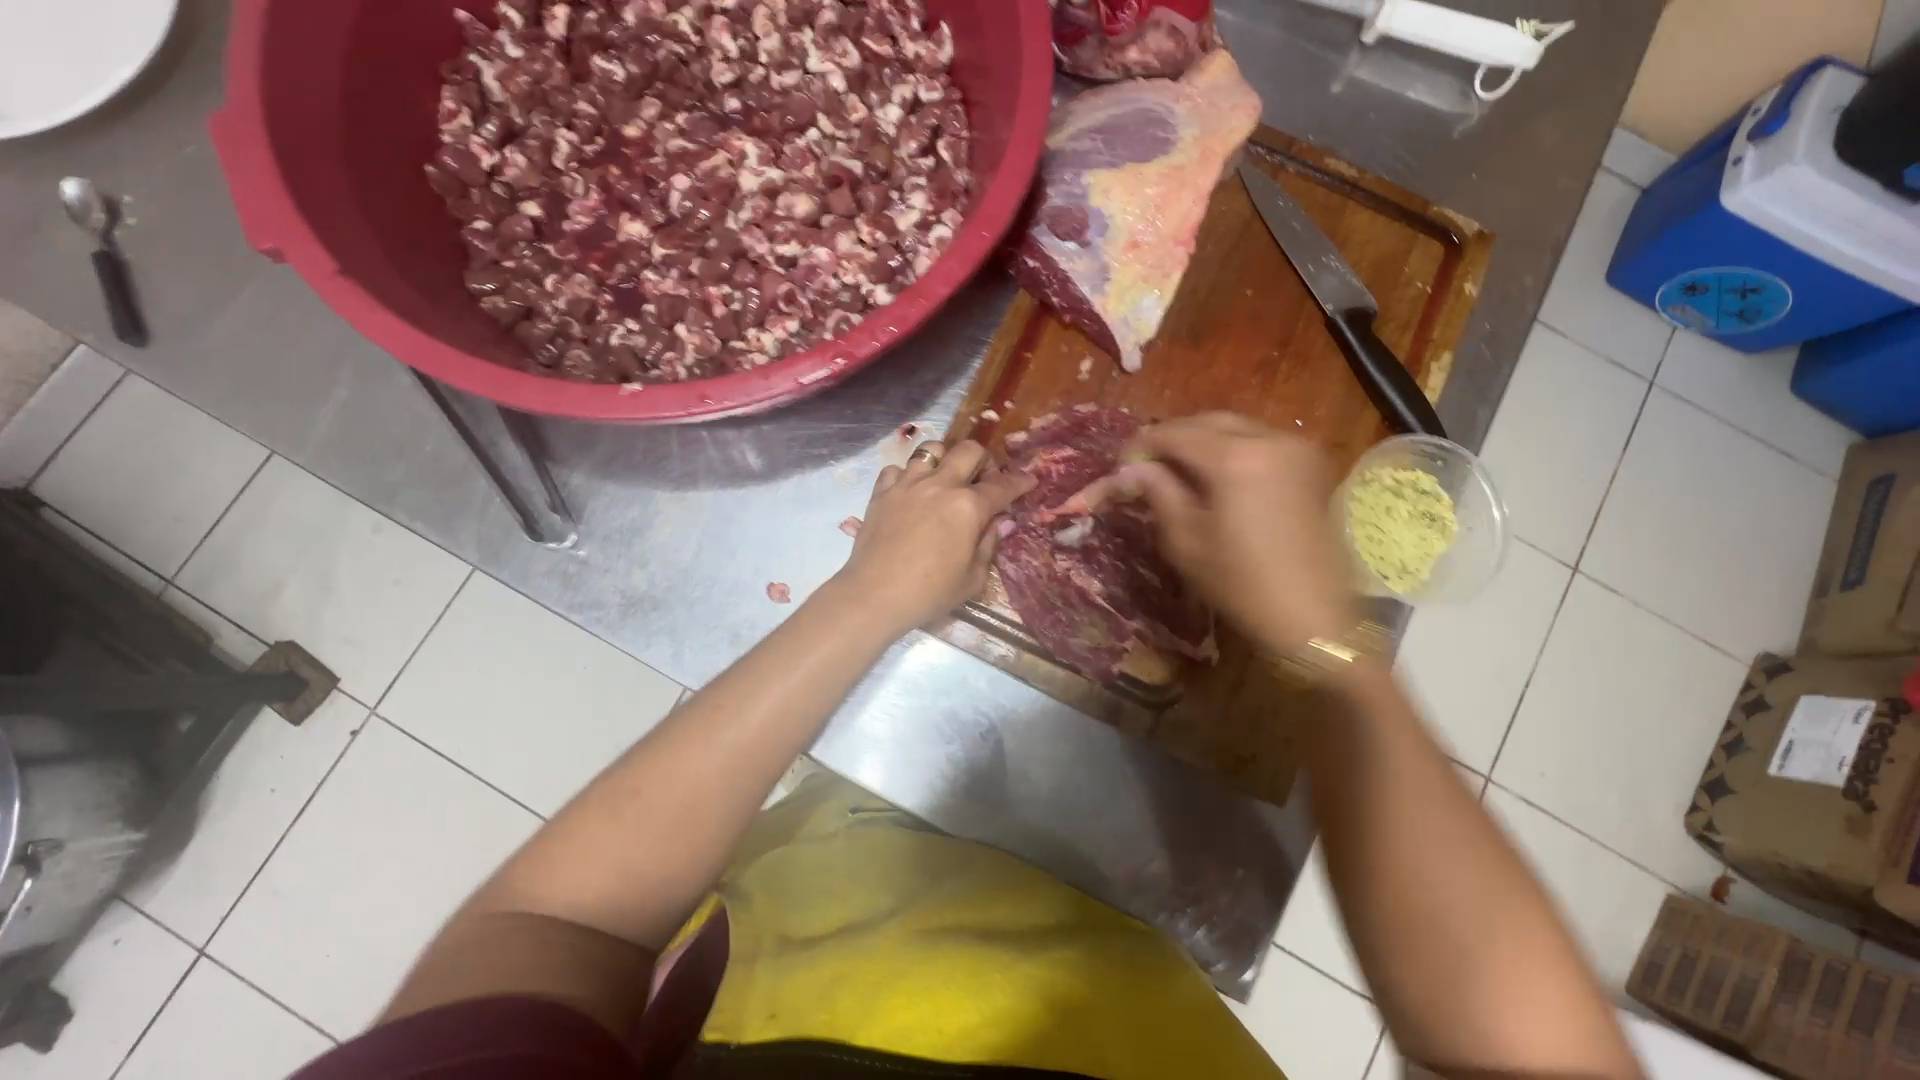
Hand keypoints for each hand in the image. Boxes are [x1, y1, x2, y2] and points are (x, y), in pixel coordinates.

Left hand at [828, 440, 1033, 636]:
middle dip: (983, 460)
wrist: (875, 595)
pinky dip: (907, 475)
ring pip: (931, 450)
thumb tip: (999, 522)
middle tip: (983, 480)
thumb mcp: (973, 578)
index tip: (1028, 481)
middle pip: (968, 450)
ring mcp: (907, 485)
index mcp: (968, 507)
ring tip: (945, 479)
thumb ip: (988, 545)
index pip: (1002, 486)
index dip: (1019, 482)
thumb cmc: (930, 593)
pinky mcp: (881, 493)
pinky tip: (911, 492)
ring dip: (944, 460)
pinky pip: (897, 469)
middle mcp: (940, 485)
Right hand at [1123, 413, 1356, 653]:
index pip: (1174, 433)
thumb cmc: (1240, 583)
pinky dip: (1234, 448)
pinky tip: (1217, 475)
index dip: (1143, 444)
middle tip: (1147, 464)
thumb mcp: (1186, 540)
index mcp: (1234, 457)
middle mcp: (1269, 439)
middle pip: (1208, 421)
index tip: (1121, 464)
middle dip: (1174, 436)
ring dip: (1204, 440)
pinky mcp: (1311, 464)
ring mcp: (1296, 448)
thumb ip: (1158, 492)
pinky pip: (1262, 441)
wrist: (1312, 614)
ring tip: (1178, 469)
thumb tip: (1131, 469)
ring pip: (1236, 427)